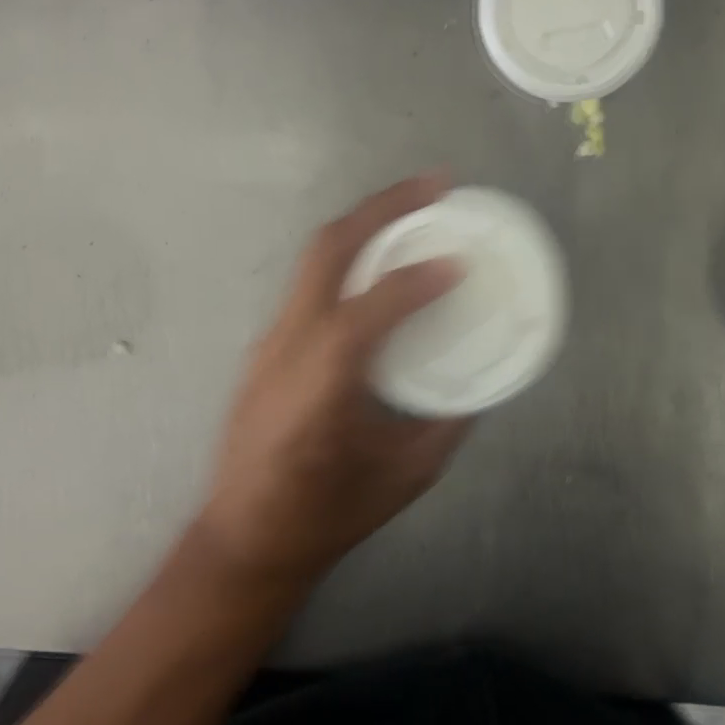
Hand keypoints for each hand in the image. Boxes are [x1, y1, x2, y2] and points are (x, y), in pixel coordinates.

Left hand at [196, 175, 470, 583]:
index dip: (415, 280)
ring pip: (315, 257)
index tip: (461, 263)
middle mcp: (286, 349)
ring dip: (367, 223)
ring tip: (418, 209)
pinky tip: (386, 262)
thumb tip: (481, 379)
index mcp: (318, 388)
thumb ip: (447, 421)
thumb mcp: (405, 476)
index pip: (366, 312)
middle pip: (328, 250)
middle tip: (438, 186)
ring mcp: (270, 342)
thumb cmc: (325, 516)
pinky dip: (353, 254)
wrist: (243, 538)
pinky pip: (313, 281)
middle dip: (384, 207)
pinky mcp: (268, 345)